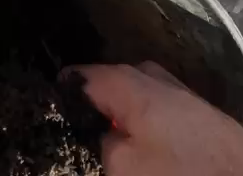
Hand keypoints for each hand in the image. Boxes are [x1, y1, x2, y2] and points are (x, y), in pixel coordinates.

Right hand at [71, 62, 242, 175]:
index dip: (60, 93)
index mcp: (129, 83)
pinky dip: (141, 123)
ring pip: (132, 96)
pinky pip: (154, 109)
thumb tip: (106, 135)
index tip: (46, 111)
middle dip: (90, 103)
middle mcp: (150, 75)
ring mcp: (175, 91)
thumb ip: (106, 147)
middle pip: (106, 83)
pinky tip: (140, 144)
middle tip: (76, 130)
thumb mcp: (127, 170)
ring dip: (118, 113)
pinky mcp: (195, 112)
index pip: (79, 76)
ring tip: (107, 139)